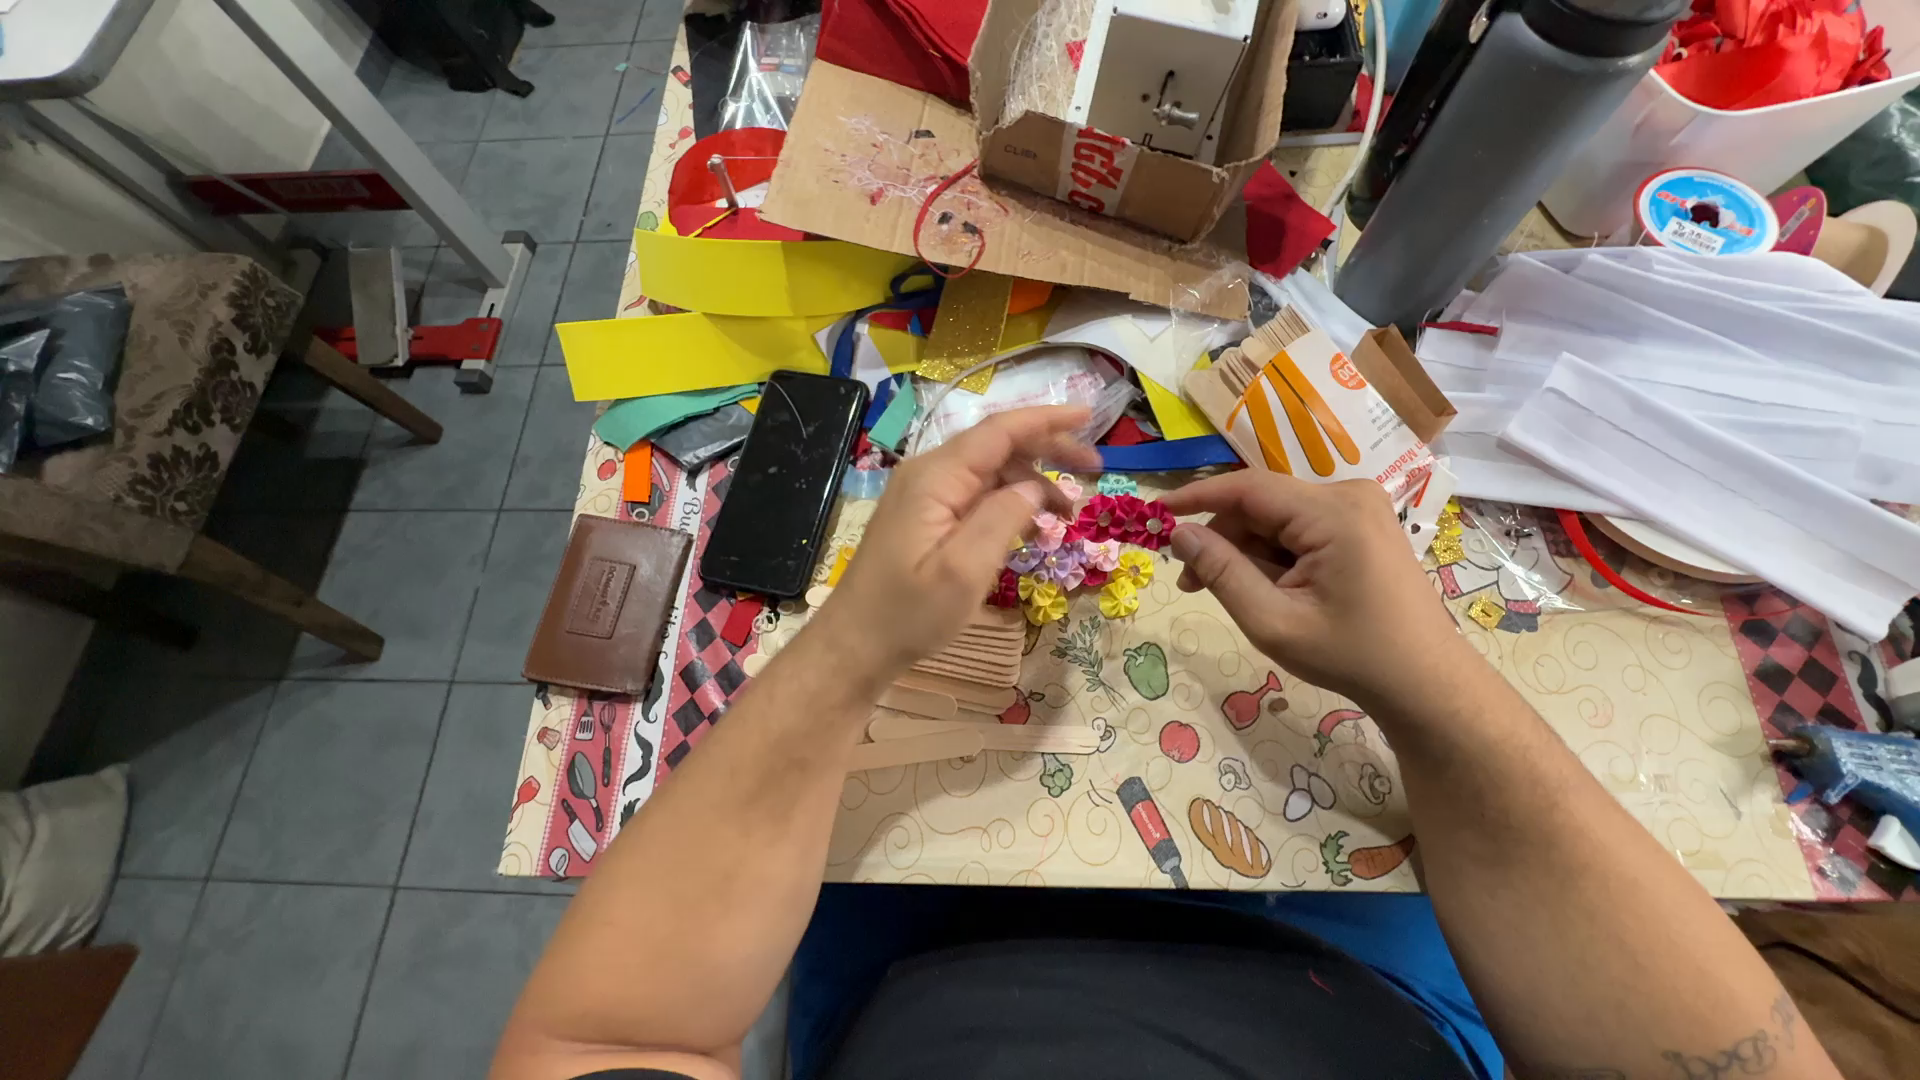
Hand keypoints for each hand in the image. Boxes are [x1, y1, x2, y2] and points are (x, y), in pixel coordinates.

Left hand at [814, 406, 1100, 685]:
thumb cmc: (909, 614)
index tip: (1088, 416)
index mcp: (936, 478)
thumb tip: (1037, 486)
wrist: (856, 644)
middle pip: (996, 446)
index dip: (1046, 420)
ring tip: (1068, 513)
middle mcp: (928, 474)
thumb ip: (1004, 519)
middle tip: (1094, 468)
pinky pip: (974, 495)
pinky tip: (1030, 528)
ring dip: (1031, 483)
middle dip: (1047, 450)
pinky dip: (1008, 503)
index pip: (999, 432)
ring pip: (989, 472)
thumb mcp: (965, 570)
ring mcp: (923, 495)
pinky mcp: (924, 516)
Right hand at [1161, 472, 1473, 711]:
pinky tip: (1262, 587)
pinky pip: (1297, 526)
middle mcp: (1348, 495)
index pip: (1247, 488)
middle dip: (1220, 538)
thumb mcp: (1272, 620)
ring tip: (1225, 592)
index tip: (1152, 514)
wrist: (1423, 681)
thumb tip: (1178, 533)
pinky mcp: (1360, 524)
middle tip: (1189, 582)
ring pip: (1275, 517)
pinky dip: (1270, 553)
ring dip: (1244, 550)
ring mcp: (1358, 508)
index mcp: (1333, 512)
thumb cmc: (1349, 655)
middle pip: (1260, 503)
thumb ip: (1221, 572)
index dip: (1194, 497)